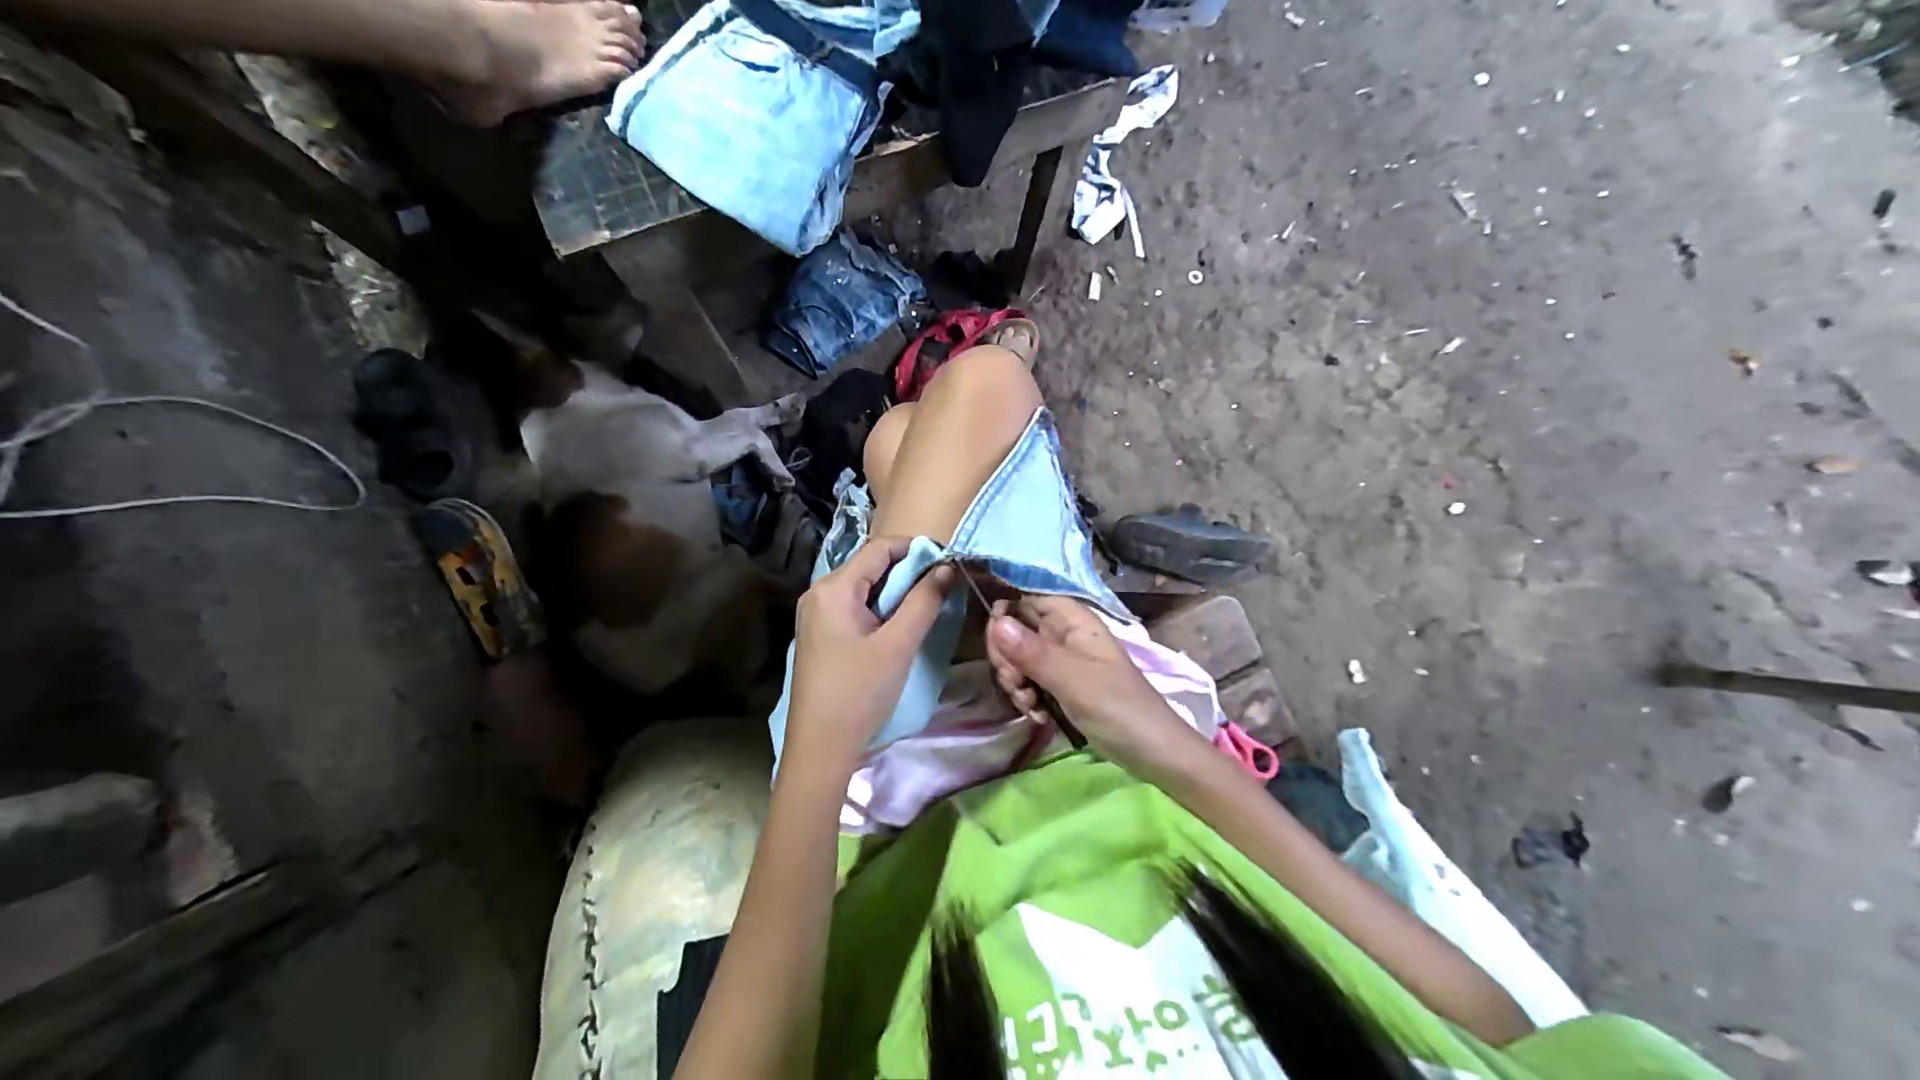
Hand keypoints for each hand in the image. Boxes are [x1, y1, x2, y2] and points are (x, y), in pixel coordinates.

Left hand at [785, 536, 953, 774]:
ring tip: (925, 606)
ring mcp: (815, 613)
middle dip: (907, 570)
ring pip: (863, 587)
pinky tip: (898, 626)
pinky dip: (879, 608)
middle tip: (941, 587)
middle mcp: (819, 592)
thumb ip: (924, 602)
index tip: (948, 562)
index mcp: (834, 588)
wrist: (820, 746)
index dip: (916, 548)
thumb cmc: (860, 692)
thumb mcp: (898, 645)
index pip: (880, 548)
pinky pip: (853, 606)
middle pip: (870, 565)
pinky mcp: (819, 633)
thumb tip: (947, 567)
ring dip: (895, 591)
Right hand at [985, 596, 1206, 775]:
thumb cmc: (1118, 708)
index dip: (1004, 619)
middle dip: (1007, 659)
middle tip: (1018, 684)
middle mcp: (1064, 633)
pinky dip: (1027, 698)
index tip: (1000, 651)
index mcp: (1072, 619)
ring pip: (1018, 658)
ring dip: (1016, 683)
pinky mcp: (1061, 685)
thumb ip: (1032, 651)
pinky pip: (1030, 681)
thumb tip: (995, 622)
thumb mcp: (1071, 680)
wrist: (1153, 751)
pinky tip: (1038, 716)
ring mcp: (1062, 660)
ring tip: (1031, 705)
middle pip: (1015, 629)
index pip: (1024, 599)